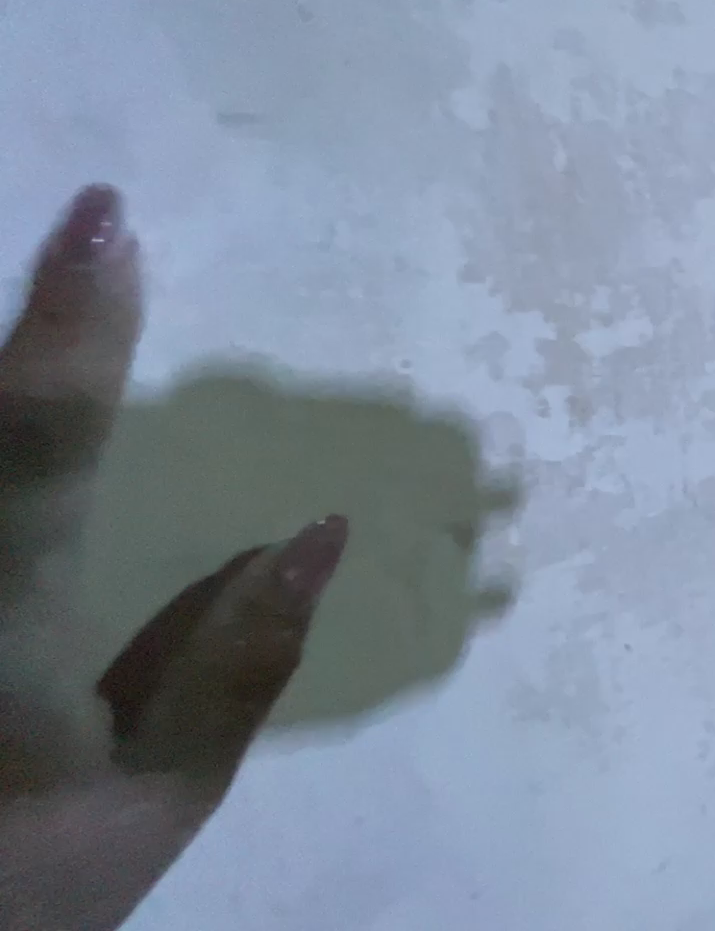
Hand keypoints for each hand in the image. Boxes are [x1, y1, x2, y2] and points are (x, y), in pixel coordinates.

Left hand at [0, 186, 348, 929]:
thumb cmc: (16, 896)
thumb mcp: (159, 804)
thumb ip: (244, 663)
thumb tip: (320, 531)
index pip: (36, 458)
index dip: (74, 337)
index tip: (105, 223)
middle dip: (29, 325)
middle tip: (87, 215)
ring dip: (29, 383)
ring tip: (76, 283)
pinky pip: (2, 491)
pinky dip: (29, 437)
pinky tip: (54, 405)